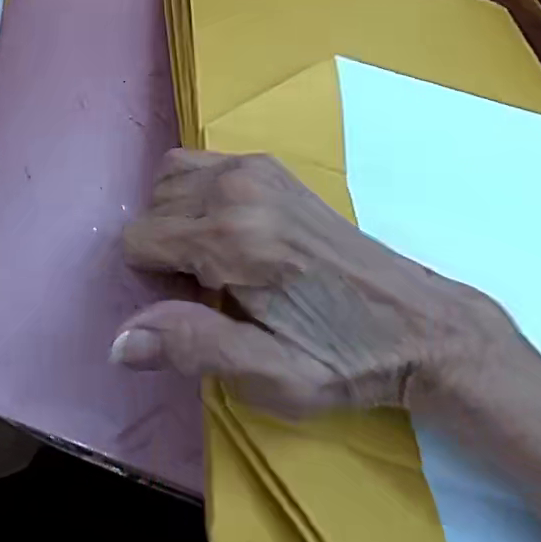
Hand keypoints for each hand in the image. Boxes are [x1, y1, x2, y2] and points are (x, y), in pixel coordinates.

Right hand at [110, 150, 517, 417]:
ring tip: (214, 258)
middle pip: (149, 210)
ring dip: (172, 221)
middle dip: (164, 251)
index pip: (138, 241)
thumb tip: (118, 341)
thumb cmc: (344, 359)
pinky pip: (193, 164)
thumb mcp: (273, 377)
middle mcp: (236, 188)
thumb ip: (192, 347)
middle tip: (212, 289)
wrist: (421, 325)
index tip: (196, 305)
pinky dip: (189, 194)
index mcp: (233, 238)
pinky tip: (222, 228)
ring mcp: (252, 168)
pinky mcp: (266, 164)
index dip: (155, 281)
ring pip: (164, 182)